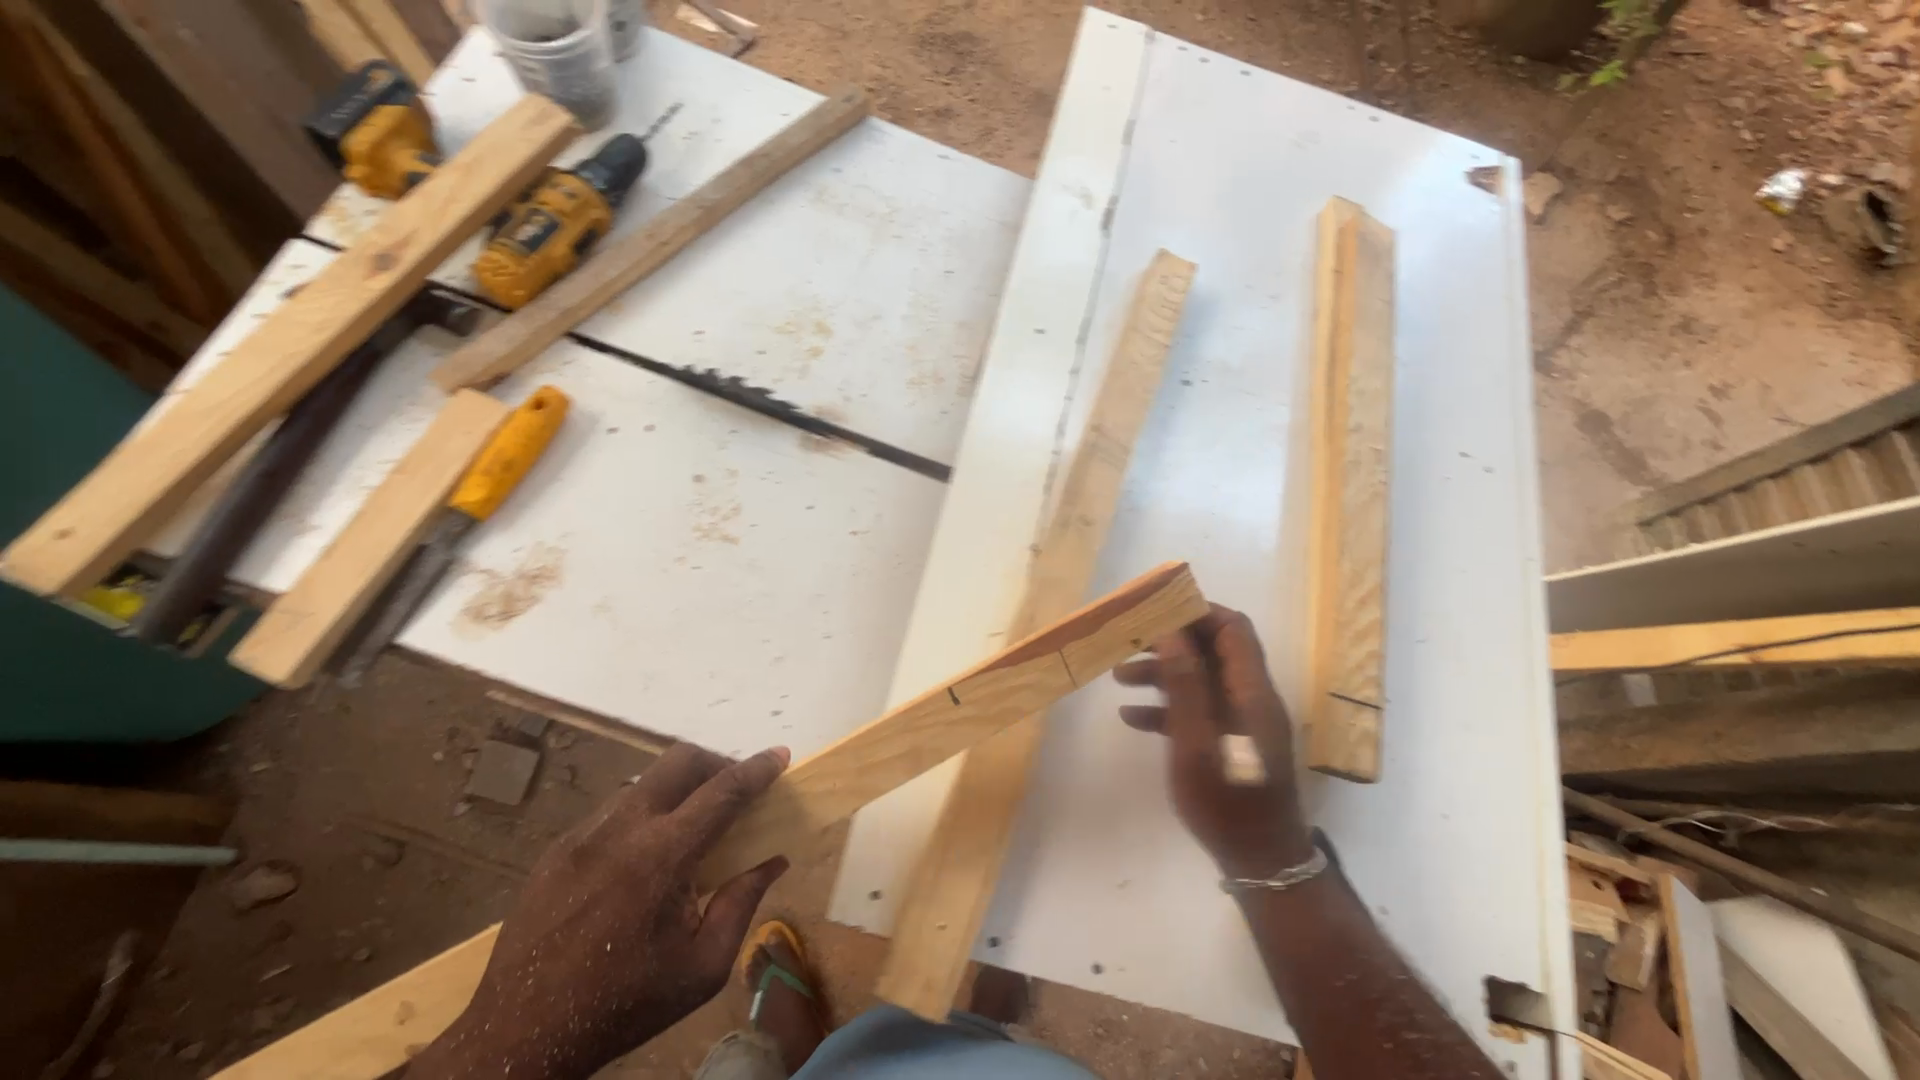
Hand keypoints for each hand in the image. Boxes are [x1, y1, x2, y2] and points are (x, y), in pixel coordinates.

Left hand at [411, 743, 790, 1079]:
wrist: (521, 1032)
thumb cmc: (624, 1004)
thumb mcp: (702, 968)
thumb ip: (741, 904)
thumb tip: (773, 860)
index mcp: (662, 858)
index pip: (722, 792)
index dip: (756, 769)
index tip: (780, 756)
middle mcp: (621, 830)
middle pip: (680, 761)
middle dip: (718, 763)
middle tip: (736, 792)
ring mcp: (583, 835)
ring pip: (644, 783)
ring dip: (679, 791)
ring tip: (690, 832)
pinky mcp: (558, 849)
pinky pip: (612, 812)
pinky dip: (643, 817)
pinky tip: (643, 860)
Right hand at [1114, 604, 1314, 878]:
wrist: (1260, 863)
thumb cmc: (1227, 803)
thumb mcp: (1196, 742)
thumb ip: (1185, 684)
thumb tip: (1172, 630)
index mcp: (1251, 692)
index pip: (1232, 629)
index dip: (1196, 611)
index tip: (1154, 609)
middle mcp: (1251, 699)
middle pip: (1213, 651)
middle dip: (1170, 642)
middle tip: (1128, 642)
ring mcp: (1242, 723)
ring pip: (1201, 681)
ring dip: (1162, 673)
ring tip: (1118, 677)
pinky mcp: (1230, 745)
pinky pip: (1198, 712)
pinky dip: (1167, 708)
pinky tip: (1132, 717)